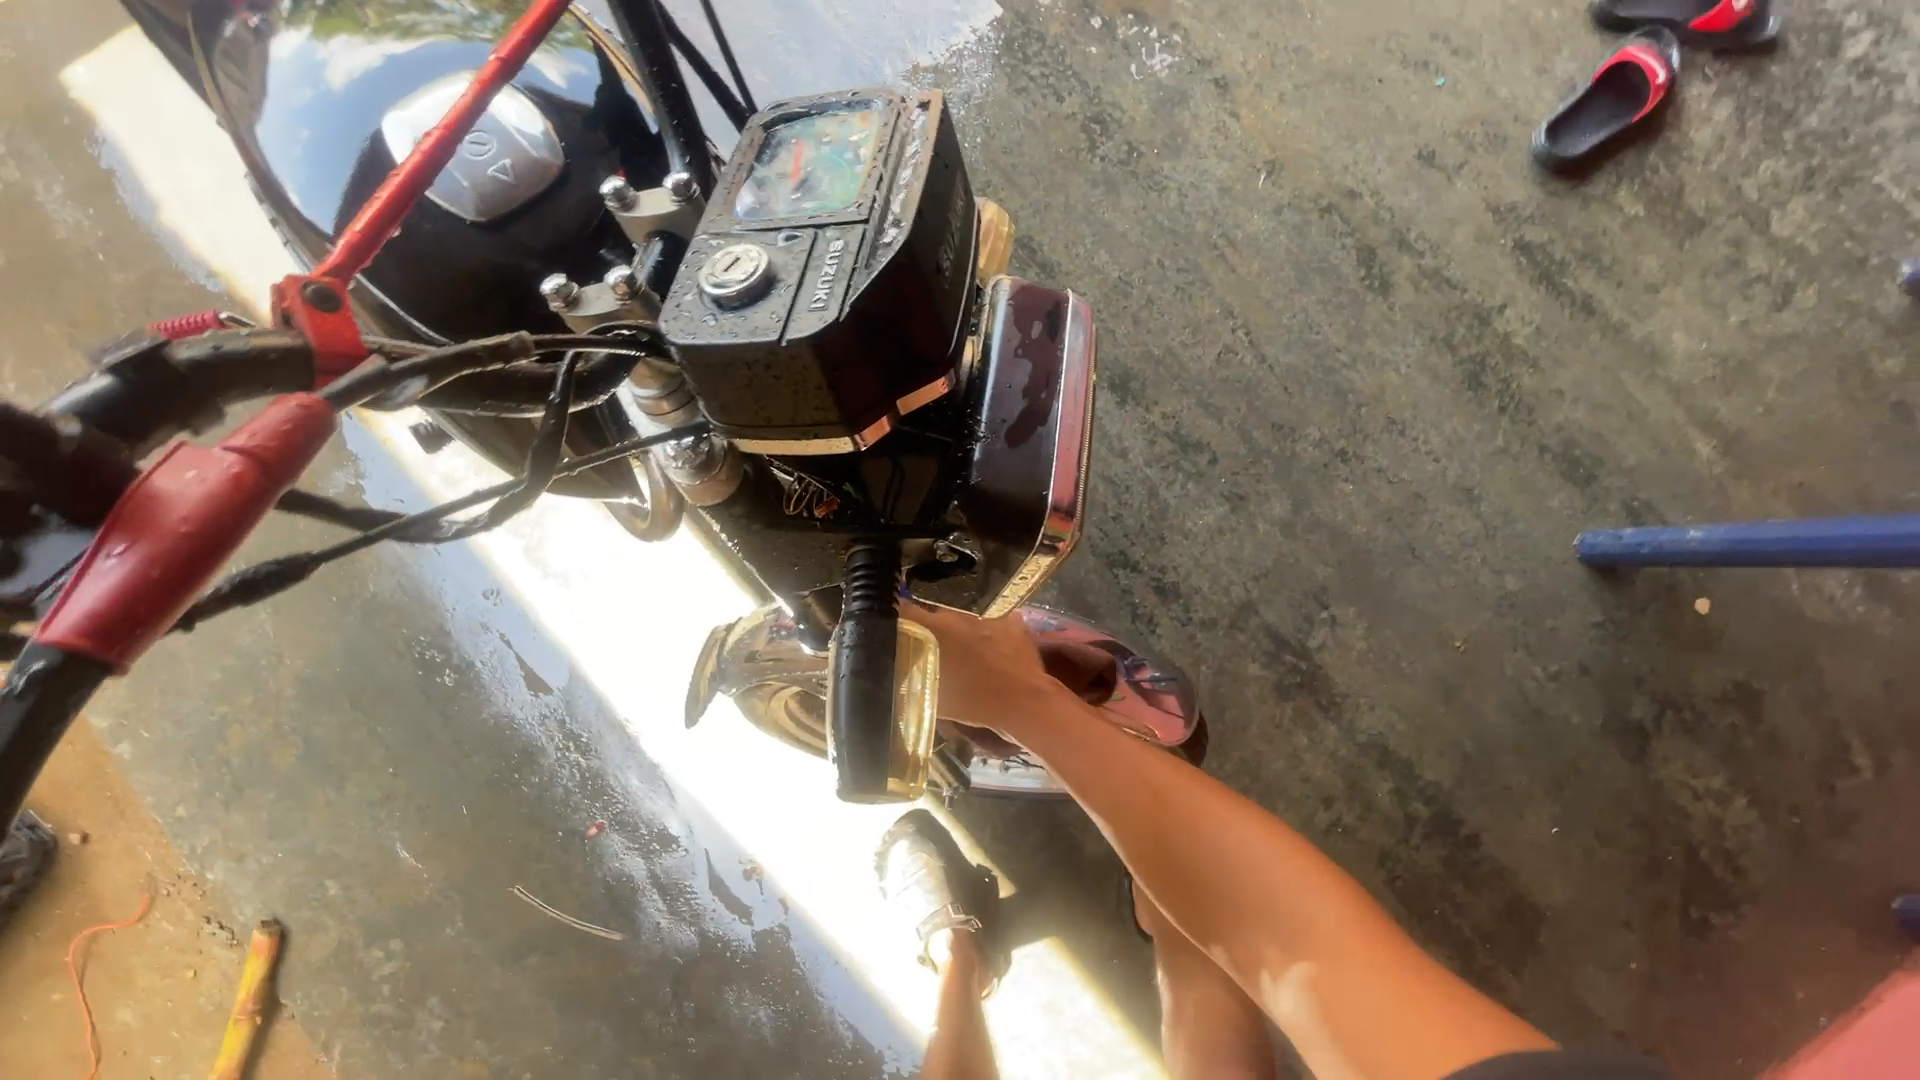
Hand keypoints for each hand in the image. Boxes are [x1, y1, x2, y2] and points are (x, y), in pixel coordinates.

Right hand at [901, 601, 1069, 743]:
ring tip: (969, 658)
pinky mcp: (1012, 622)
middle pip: (937, 618)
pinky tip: (996, 652)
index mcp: (932, 629)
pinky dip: (992, 635)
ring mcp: (986, 617)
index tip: (896, 630)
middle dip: (934, 633)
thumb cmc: (972, 703)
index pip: (904, 612)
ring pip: (966, 621)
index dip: (899, 620)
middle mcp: (957, 615)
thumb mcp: (932, 697)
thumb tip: (901, 674)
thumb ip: (912, 679)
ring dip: (963, 634)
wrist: (1023, 704)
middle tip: (936, 655)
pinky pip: (995, 624)